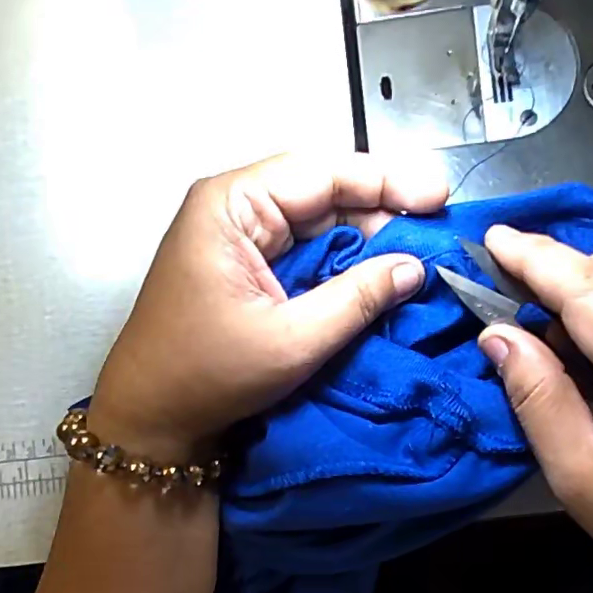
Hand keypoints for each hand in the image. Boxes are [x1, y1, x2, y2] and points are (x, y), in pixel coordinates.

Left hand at [89, 152, 447, 460]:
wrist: (153, 419)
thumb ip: (358, 298)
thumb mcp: (294, 339)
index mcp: (233, 206)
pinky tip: (388, 265)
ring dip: (374, 233)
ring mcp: (248, 235)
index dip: (386, 181)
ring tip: (425, 244)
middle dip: (384, 207)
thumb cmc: (209, 374)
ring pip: (325, 218)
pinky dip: (353, 257)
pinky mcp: (257, 263)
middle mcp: (239, 208)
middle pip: (326, 190)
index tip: (438, 196)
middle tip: (440, 224)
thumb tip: (416, 267)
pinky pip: (315, 247)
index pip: (322, 173)